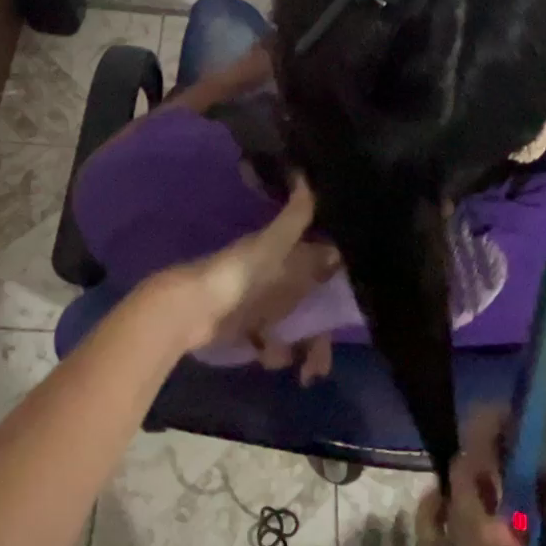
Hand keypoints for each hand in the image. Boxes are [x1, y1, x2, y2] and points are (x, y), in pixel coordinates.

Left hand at [136, 178, 335, 352]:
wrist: (191, 309)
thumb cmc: (240, 275)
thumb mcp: (273, 244)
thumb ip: (295, 217)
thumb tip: (308, 172)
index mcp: (288, 255)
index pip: (326, 270)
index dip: (341, 289)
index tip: (354, 311)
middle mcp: (280, 278)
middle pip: (314, 308)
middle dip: (321, 336)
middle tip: (320, 365)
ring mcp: (263, 305)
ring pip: (297, 330)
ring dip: (304, 351)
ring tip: (304, 373)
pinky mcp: (248, 328)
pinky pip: (273, 344)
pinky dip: (275, 354)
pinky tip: (268, 358)